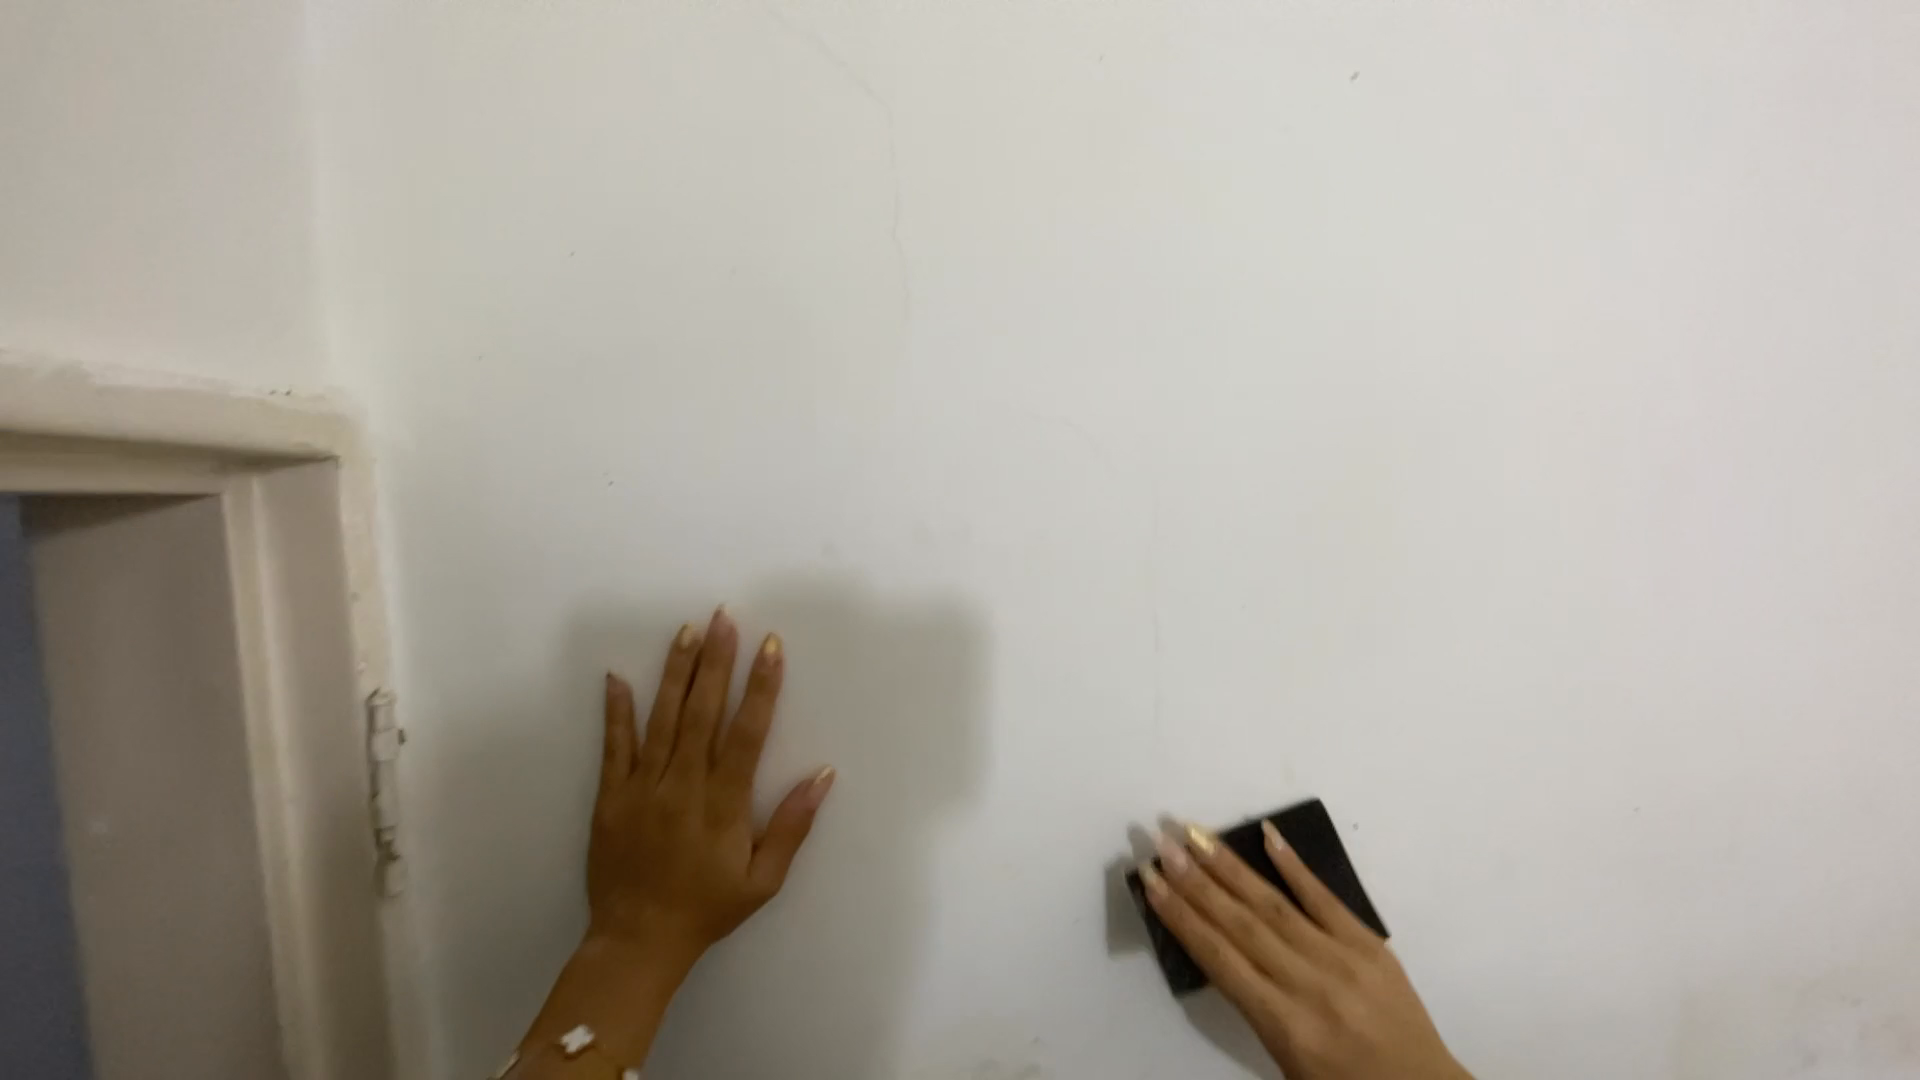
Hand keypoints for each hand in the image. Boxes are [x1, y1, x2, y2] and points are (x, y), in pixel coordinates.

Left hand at [588, 606, 834, 961]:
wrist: (637, 942)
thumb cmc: (708, 907)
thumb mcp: (763, 880)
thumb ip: (792, 825)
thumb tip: (823, 775)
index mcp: (723, 803)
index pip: (747, 732)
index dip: (761, 687)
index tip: (770, 648)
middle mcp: (683, 785)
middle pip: (702, 713)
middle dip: (717, 662)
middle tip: (724, 618)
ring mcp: (642, 788)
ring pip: (661, 719)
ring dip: (676, 673)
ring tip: (687, 631)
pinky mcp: (611, 797)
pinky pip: (614, 747)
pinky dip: (616, 712)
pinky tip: (618, 677)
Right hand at [1141, 822, 1469, 1079]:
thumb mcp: (1283, 1061)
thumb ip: (1250, 1003)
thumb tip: (1212, 942)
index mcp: (1282, 1023)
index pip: (1217, 957)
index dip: (1180, 915)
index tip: (1149, 881)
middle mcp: (1306, 984)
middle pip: (1239, 922)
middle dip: (1194, 880)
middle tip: (1162, 843)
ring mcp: (1340, 958)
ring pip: (1272, 903)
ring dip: (1228, 865)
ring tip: (1195, 833)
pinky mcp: (1369, 944)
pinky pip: (1324, 897)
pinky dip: (1294, 864)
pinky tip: (1267, 834)